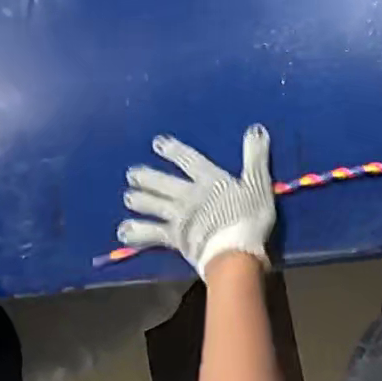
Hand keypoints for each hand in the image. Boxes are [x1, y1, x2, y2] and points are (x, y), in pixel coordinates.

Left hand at [119, 126, 275, 275]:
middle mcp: (189, 195)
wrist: (235, 251)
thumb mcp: (258, 184)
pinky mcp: (174, 238)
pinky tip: (123, 232)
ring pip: (154, 206)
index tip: (158, 143)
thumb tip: (256, 129)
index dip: (174, 151)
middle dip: (148, 178)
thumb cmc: (250, 218)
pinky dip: (137, 232)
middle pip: (164, 184)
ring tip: (128, 197)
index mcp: (210, 180)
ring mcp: (179, 217)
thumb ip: (255, 157)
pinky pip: (151, 234)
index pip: (188, 160)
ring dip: (140, 201)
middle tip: (131, 174)